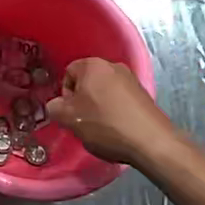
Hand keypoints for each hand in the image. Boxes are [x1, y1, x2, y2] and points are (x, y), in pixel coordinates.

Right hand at [45, 58, 181, 167]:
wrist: (150, 140)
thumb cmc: (105, 124)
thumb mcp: (69, 119)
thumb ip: (55, 108)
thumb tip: (56, 106)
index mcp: (93, 65)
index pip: (69, 72)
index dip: (65, 94)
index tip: (70, 113)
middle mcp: (113, 66)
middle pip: (88, 81)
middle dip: (82, 101)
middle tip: (83, 122)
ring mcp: (131, 79)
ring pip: (104, 91)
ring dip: (99, 107)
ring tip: (102, 128)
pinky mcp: (143, 94)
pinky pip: (120, 99)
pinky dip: (115, 111)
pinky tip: (117, 129)